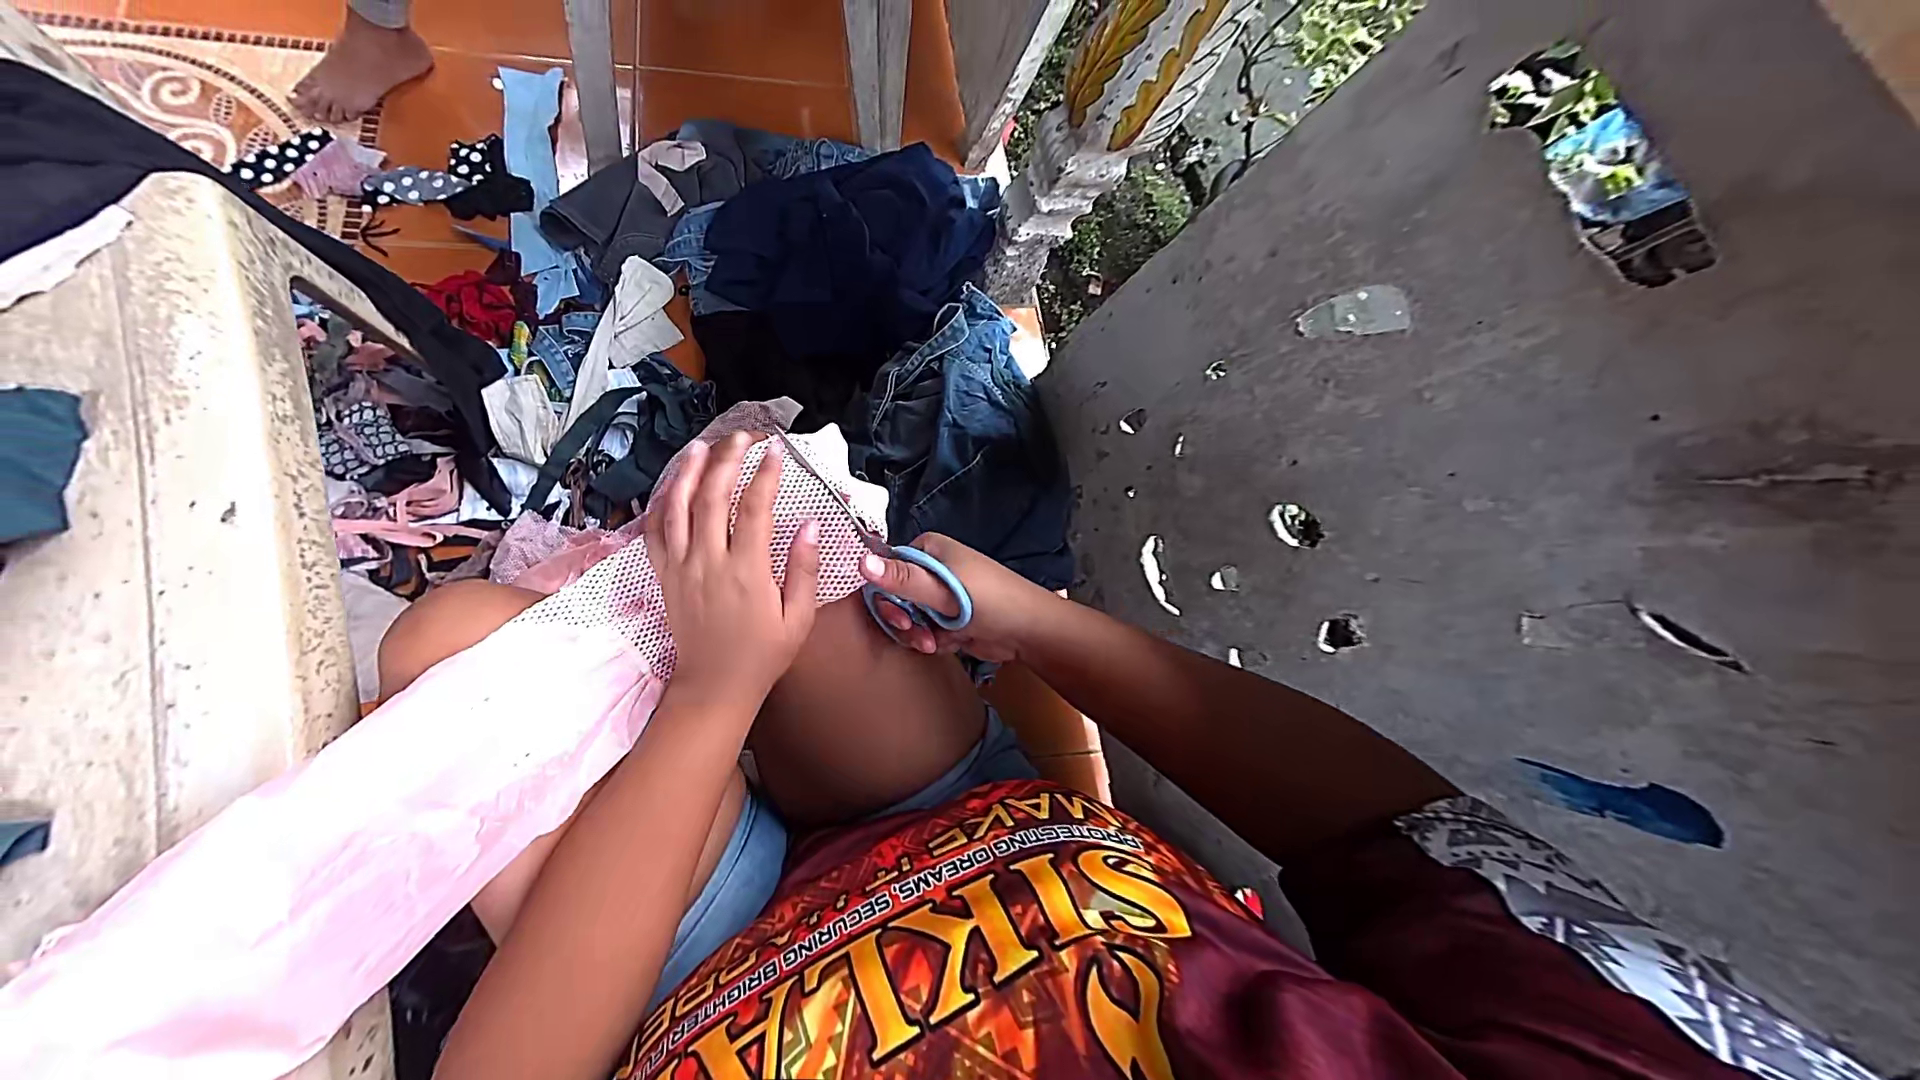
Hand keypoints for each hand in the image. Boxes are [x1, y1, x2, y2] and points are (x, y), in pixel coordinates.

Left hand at [647, 432, 819, 708]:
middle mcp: (708, 563)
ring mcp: (681, 568)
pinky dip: (660, 503)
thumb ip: (804, 569)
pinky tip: (671, 485)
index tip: (776, 452)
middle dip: (728, 460)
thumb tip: (809, 526)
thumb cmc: (762, 655)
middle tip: (742, 438)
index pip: (754, 509)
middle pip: (712, 497)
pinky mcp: (665, 576)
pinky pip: (655, 531)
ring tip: (702, 446)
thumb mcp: (798, 618)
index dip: (766, 475)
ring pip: (678, 508)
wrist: (714, 686)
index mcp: (746, 573)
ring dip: (689, 472)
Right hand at [858, 533, 1059, 661]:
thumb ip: (902, 579)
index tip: (898, 615)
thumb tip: (861, 561)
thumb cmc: (991, 602)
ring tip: (935, 642)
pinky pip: (923, 630)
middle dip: (904, 620)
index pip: (886, 568)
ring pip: (907, 618)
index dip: (885, 595)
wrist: (1029, 632)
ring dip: (917, 634)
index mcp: (929, 551)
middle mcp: (931, 569)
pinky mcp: (947, 617)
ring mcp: (940, 595)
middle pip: (893, 597)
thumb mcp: (943, 591)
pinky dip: (931, 639)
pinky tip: (946, 644)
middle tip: (917, 633)